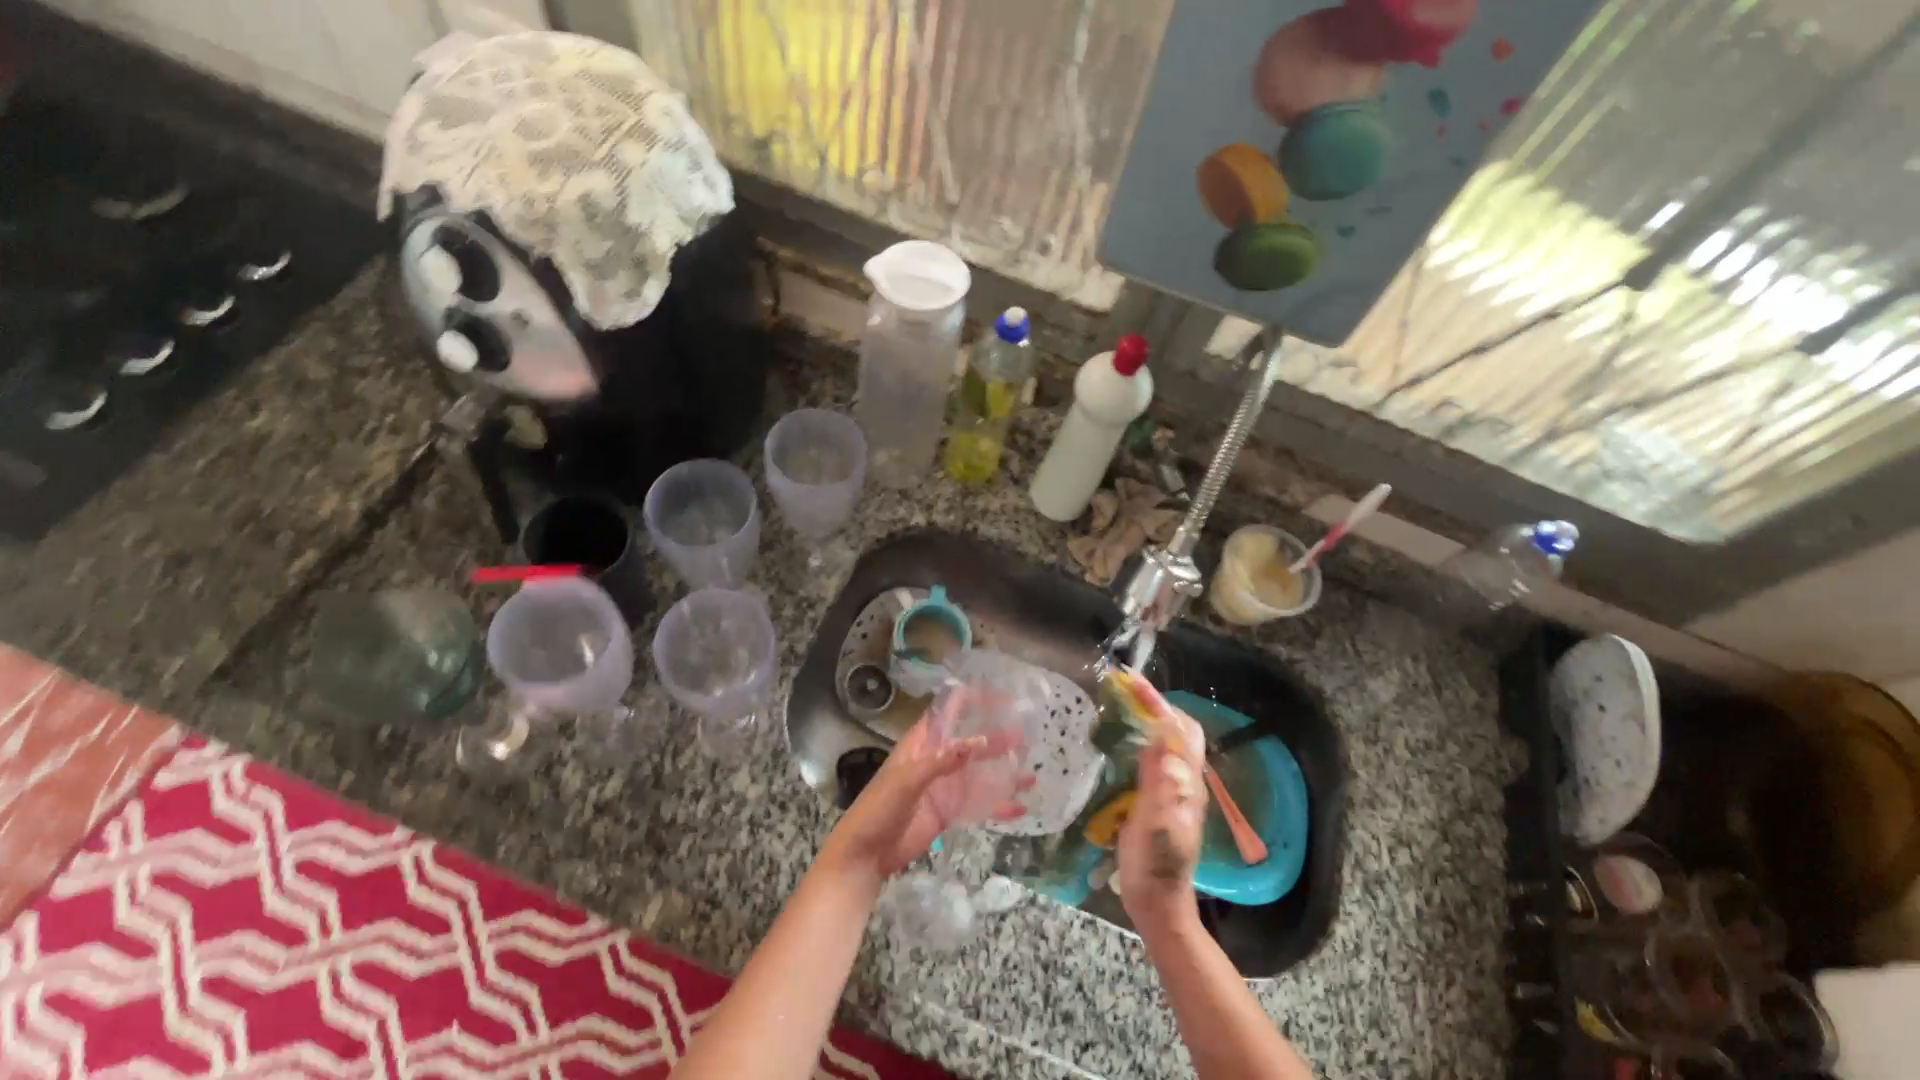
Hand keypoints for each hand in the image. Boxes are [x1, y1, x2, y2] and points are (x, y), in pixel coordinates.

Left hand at [821, 693, 1031, 886]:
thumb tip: (976, 742)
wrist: (864, 855)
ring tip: (1031, 775)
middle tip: (1027, 736)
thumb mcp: (906, 782)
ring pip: (979, 774)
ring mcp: (943, 788)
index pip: (949, 711)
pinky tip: (1020, 809)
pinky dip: (998, 806)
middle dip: (996, 739)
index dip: (972, 700)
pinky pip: (978, 805)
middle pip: (970, 743)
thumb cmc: (878, 810)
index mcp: (920, 744)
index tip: (1002, 696)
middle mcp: (935, 761)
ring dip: (1002, 773)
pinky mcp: (948, 813)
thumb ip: (940, 762)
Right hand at [1116, 707, 1207, 933]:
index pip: (1180, 730)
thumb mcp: (1156, 824)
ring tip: (1118, 707)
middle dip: (1154, 705)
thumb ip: (1160, 782)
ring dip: (1147, 720)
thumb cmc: (1155, 866)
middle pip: (1178, 732)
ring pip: (1166, 744)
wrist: (1157, 903)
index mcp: (1186, 784)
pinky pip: (1153, 760)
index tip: (1131, 682)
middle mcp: (1184, 782)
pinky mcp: (1158, 801)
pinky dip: (1138, 742)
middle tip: (1123, 689)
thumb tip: (1161, 737)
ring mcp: (1172, 792)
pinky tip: (1116, 745)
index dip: (1158, 704)